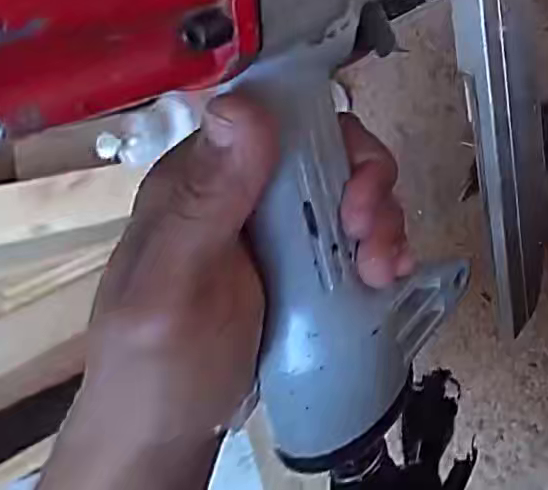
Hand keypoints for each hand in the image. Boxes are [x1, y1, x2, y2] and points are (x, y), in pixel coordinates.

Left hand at [43, 95, 413, 488]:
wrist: (172, 444)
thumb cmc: (157, 369)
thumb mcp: (170, 288)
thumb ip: (205, 200)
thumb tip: (238, 104)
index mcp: (206, 174)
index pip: (282, 115)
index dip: (330, 133)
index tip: (353, 184)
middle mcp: (252, 183)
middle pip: (335, 146)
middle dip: (367, 184)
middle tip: (369, 234)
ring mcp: (287, 216)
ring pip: (359, 182)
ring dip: (384, 219)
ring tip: (379, 271)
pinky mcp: (315, 247)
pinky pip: (369, 222)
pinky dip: (389, 241)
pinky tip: (388, 275)